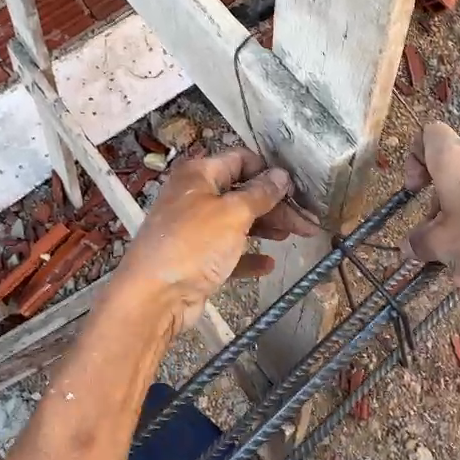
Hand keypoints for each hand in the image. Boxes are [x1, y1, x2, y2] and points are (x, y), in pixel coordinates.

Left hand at [117, 147, 316, 328]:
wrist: (153, 298)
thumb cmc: (192, 245)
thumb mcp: (233, 213)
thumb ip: (261, 193)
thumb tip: (281, 176)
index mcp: (199, 174)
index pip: (241, 160)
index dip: (269, 172)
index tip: (296, 189)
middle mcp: (195, 196)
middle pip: (243, 193)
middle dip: (276, 205)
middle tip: (306, 221)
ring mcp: (195, 229)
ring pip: (239, 222)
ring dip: (267, 227)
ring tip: (295, 236)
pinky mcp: (197, 259)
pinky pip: (229, 252)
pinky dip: (249, 255)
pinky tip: (268, 264)